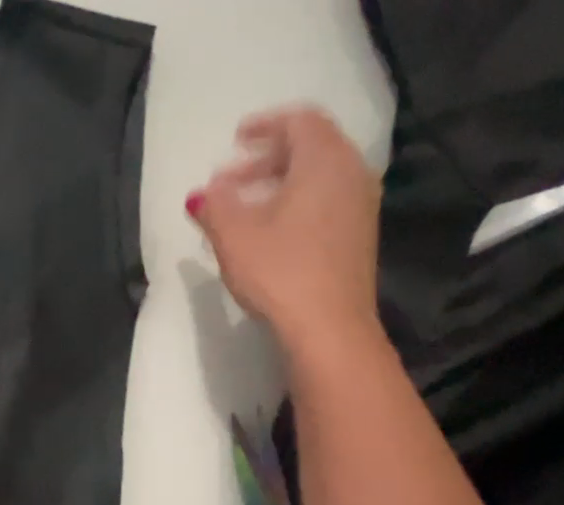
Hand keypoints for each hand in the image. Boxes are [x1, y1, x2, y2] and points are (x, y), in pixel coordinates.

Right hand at [188, 108, 381, 348]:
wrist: (329, 324)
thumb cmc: (279, 271)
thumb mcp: (233, 236)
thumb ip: (215, 205)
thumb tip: (203, 193)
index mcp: (323, 162)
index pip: (300, 120)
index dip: (266, 124)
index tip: (235, 139)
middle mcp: (350, 172)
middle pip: (311, 146)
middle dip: (267, 156)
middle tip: (230, 180)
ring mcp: (360, 202)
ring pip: (319, 174)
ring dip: (280, 181)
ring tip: (244, 207)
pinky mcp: (358, 232)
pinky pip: (326, 197)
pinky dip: (297, 199)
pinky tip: (270, 229)